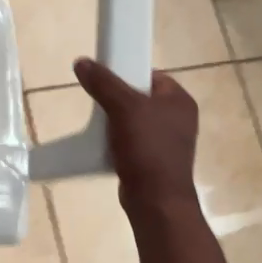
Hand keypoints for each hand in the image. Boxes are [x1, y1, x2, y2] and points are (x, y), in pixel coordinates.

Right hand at [74, 58, 199, 218]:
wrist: (155, 201)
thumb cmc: (147, 148)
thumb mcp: (123, 107)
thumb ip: (103, 83)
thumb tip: (82, 62)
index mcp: (180, 100)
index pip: (151, 74)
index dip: (127, 72)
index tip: (105, 79)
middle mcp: (178, 118)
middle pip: (140, 97)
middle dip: (117, 100)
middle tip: (97, 101)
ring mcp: (168, 142)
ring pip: (134, 121)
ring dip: (115, 122)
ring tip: (97, 124)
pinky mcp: (155, 161)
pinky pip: (132, 142)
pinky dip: (117, 141)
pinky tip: (103, 144)